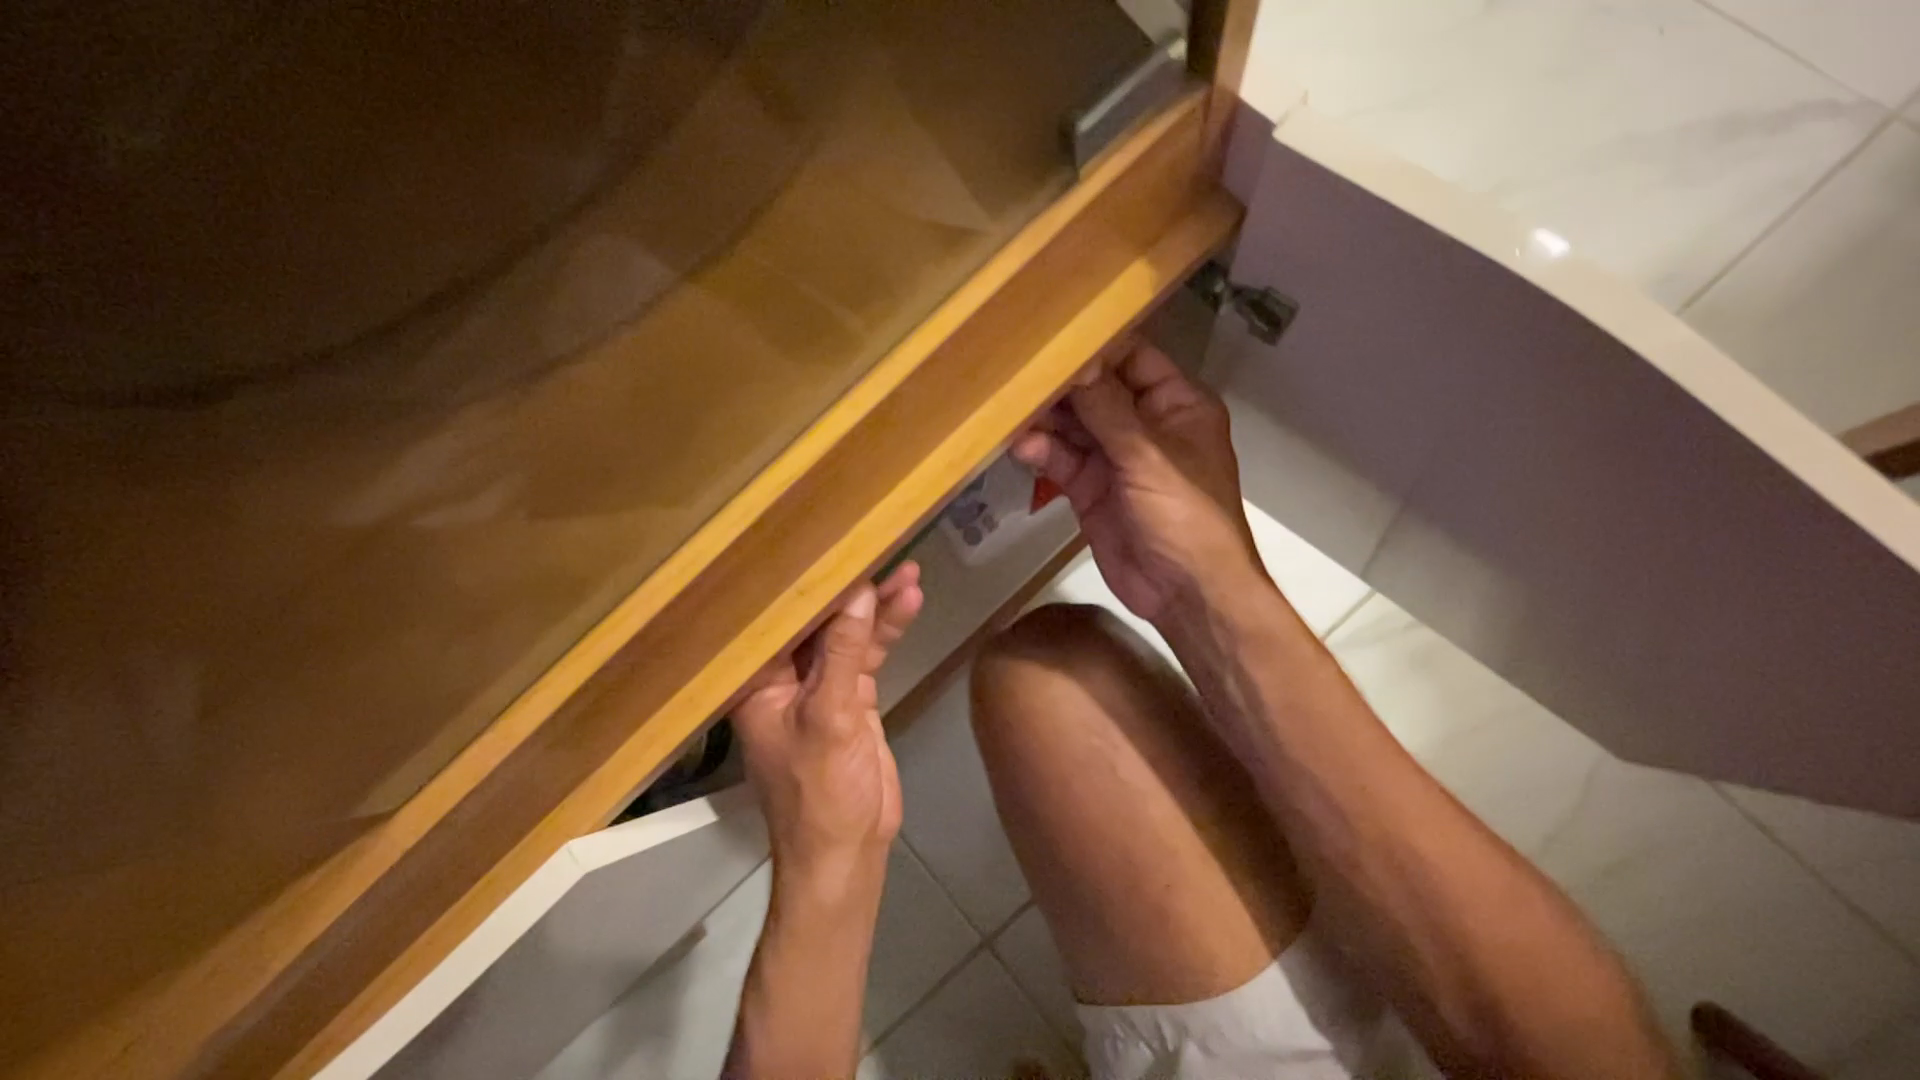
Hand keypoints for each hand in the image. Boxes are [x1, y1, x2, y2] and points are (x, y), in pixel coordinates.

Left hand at [734, 563, 923, 891]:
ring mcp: (822, 687)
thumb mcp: (829, 718)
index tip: (828, 544)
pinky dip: (889, 631)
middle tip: (877, 547)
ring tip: (907, 570)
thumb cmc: (818, 792)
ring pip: (849, 634)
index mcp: (757, 681)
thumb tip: (857, 592)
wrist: (846, 851)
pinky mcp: (853, 699)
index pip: (776, 620)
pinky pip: (869, 655)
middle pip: (816, 621)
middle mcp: (785, 677)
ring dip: (877, 606)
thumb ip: (844, 654)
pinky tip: (910, 602)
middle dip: (848, 589)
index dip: (802, 584)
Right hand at [1012, 340, 1262, 622]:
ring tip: (1009, 410)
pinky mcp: (1091, 489)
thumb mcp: (1149, 455)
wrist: (1186, 592)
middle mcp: (1145, 424)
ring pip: (1073, 427)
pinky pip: (1062, 461)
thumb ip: (1108, 408)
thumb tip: (1077, 361)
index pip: (1132, 359)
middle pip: (1095, 391)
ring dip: (1045, 420)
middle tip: (1016, 372)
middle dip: (1060, 385)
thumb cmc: (1185, 514)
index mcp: (1176, 404)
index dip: (1094, 348)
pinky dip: (1042, 453)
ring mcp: (1115, 458)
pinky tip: (1020, 447)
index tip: (1049, 335)